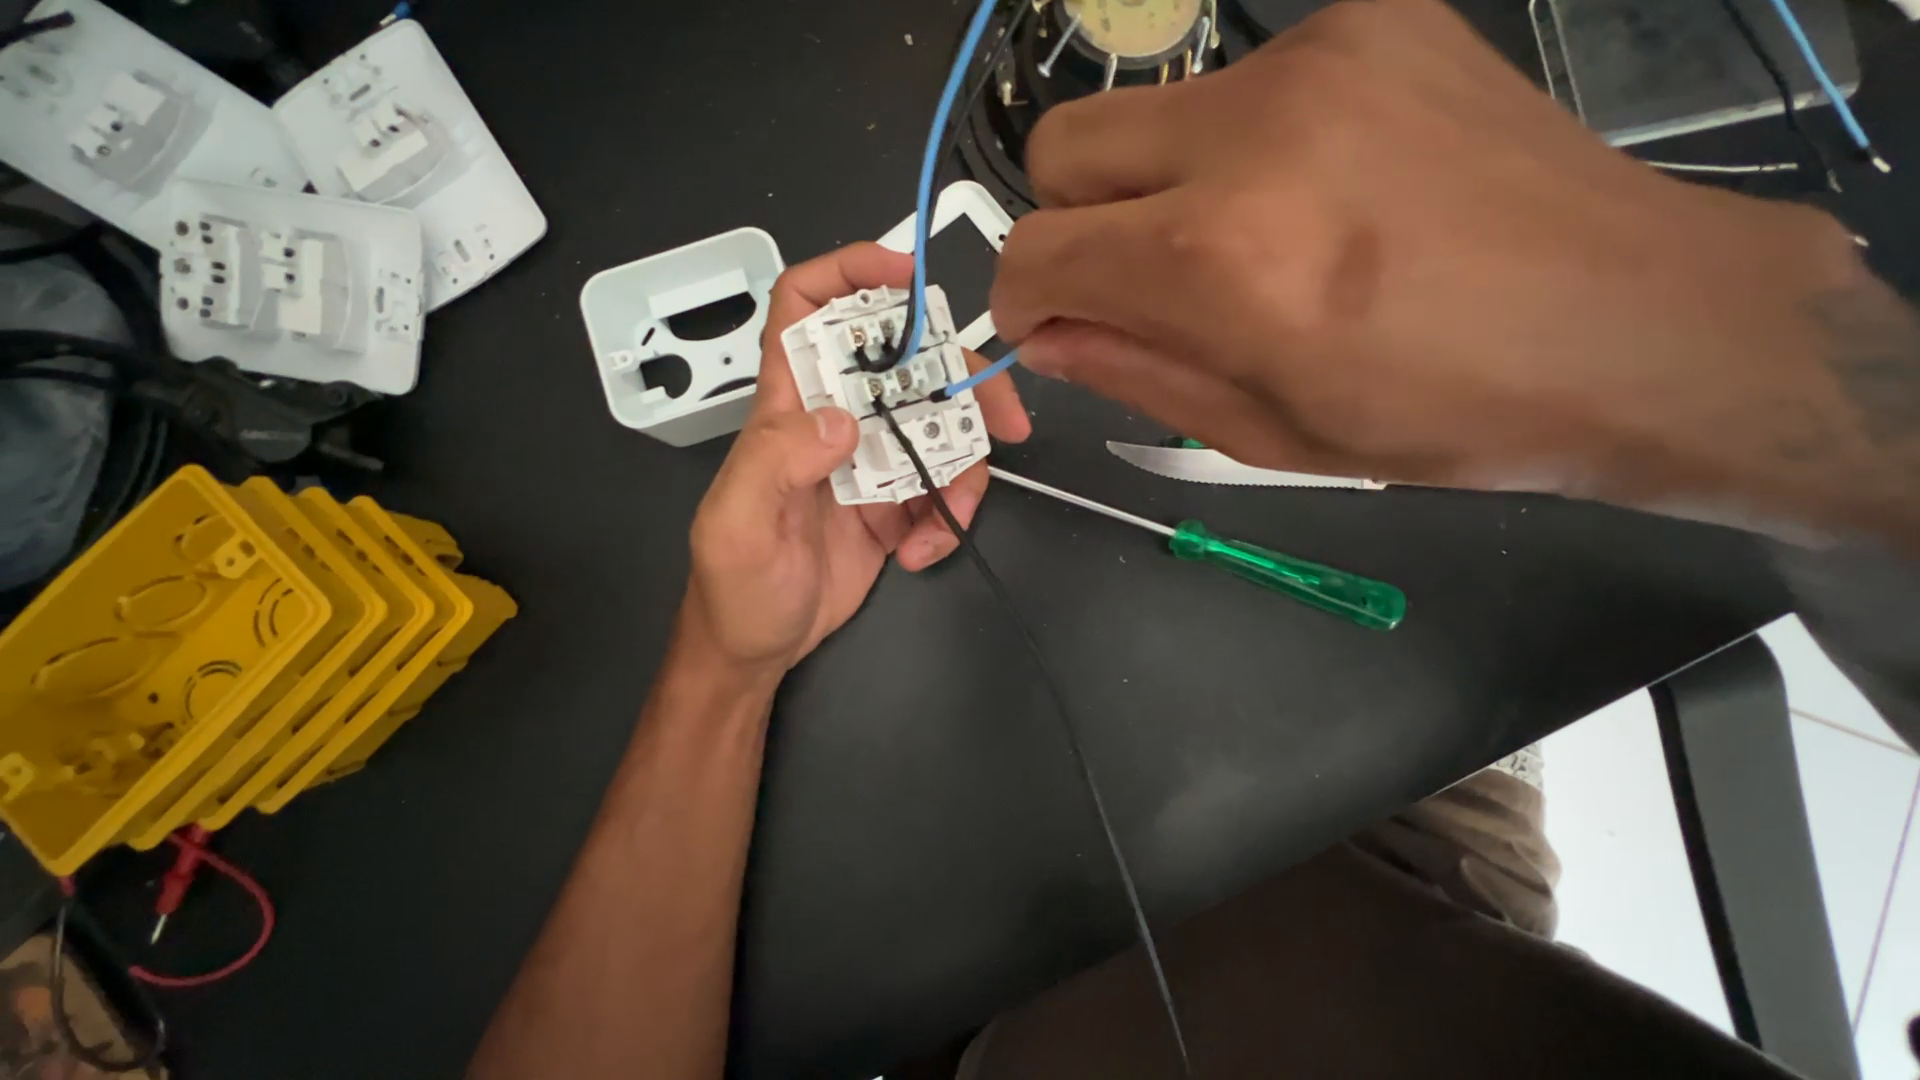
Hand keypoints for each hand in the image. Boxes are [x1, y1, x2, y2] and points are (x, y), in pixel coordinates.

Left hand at [681, 243, 1031, 676]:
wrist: (758, 649)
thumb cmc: (735, 587)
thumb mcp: (739, 524)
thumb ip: (777, 462)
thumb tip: (843, 420)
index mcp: (788, 406)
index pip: (806, 310)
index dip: (850, 273)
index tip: (907, 278)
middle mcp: (834, 420)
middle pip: (906, 365)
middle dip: (961, 382)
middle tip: (1005, 420)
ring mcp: (870, 461)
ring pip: (940, 429)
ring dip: (965, 470)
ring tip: (952, 520)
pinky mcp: (894, 504)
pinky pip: (942, 488)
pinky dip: (948, 518)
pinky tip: (923, 552)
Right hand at [992, 0, 1907, 539]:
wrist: (1639, 322)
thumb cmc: (1438, 415)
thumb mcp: (1261, 432)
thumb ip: (1129, 372)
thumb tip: (1042, 335)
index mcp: (1220, 258)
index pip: (1036, 249)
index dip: (1020, 297)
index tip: (1048, 324)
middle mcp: (1250, 130)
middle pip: (1060, 146)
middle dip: (1067, 223)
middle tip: (1130, 280)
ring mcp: (1314, 54)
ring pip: (1142, 109)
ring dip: (1151, 182)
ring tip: (1241, 240)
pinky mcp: (1370, 17)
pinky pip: (1231, 82)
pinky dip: (1231, 144)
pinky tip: (1311, 189)